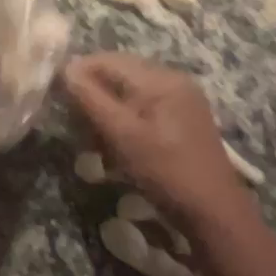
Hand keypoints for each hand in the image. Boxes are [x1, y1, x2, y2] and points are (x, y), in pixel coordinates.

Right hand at [63, 54, 252, 226]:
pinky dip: (125, 114)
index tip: (59, 97)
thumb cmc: (165, 171)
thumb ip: (90, 97)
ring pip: (129, 88)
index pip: (105, 60)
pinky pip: (144, 102)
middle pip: (118, 71)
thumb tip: (65, 69)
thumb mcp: (121, 134)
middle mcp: (173, 79)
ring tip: (95, 133)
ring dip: (107, 104)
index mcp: (160, 79)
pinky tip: (119, 138)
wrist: (216, 215)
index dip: (78, 73)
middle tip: (77, 118)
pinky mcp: (185, 116)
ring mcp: (182, 98)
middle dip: (92, 90)